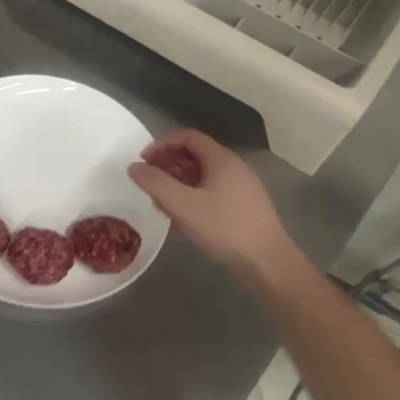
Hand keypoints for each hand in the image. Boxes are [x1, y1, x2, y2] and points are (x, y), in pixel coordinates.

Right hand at [128, 129, 304, 282]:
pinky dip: (190, 196)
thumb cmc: (224, 228)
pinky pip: (210, 192)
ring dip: (177, 182)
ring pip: (202, 175)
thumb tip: (133, 166)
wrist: (266, 262)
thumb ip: (155, 183)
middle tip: (147, 180)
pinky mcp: (241, 208)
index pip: (188, 137)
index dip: (162, 144)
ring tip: (159, 200)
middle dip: (167, 163)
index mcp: (222, 160)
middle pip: (195, 154)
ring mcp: (240, 188)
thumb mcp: (183, 205)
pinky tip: (180, 217)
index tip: (142, 160)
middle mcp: (233, 168)